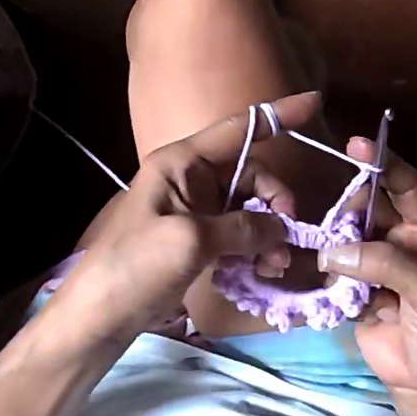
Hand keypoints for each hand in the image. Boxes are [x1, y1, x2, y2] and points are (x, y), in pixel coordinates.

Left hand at [42, 92, 320, 349]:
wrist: (99, 314)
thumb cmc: (136, 266)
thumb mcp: (191, 241)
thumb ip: (242, 227)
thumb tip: (282, 227)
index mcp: (181, 163)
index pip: (237, 129)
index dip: (278, 115)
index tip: (316, 100)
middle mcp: (190, 180)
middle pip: (250, 175)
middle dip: (276, 203)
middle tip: (289, 238)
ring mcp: (194, 212)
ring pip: (248, 209)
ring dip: (268, 234)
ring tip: (275, 267)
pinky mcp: (196, 242)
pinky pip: (237, 236)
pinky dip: (253, 251)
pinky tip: (262, 274)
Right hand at [319, 142, 416, 405]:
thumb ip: (386, 263)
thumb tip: (333, 250)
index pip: (408, 187)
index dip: (385, 164)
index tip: (356, 144)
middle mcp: (402, 240)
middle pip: (370, 207)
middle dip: (350, 209)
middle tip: (337, 227)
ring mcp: (375, 263)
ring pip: (346, 234)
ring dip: (334, 240)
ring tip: (329, 258)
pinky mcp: (353, 286)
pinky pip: (333, 265)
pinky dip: (324, 266)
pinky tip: (319, 272)